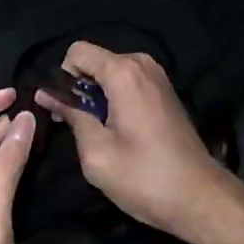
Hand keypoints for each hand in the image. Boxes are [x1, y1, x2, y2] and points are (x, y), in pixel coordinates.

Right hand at [35, 42, 243, 243]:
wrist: (196, 192)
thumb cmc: (143, 176)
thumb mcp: (97, 152)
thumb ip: (72, 115)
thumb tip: (47, 92)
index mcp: (124, 71)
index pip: (78, 51)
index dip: (62, 77)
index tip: (62, 110)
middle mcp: (141, 62)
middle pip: (95, 61)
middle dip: (79, 88)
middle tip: (76, 127)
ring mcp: (156, 74)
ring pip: (111, 71)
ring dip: (96, 95)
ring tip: (96, 133)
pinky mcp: (163, 88)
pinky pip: (128, 80)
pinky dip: (114, 97)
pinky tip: (117, 130)